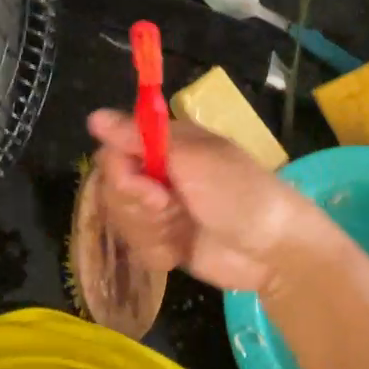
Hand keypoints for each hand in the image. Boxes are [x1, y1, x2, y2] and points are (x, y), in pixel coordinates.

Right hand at [87, 110, 324, 292]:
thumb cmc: (239, 192)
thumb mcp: (191, 158)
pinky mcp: (164, 241)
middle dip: (138, 205)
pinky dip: (156, 251)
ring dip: (149, 229)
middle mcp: (156, 172)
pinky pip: (136, 246)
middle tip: (169, 208)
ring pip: (122, 218)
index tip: (143, 185)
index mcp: (163, 143)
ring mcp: (160, 209)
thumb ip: (139, 138)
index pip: (114, 149)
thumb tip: (93, 116)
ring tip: (180, 230)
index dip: (120, 170)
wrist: (275, 253)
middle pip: (113, 186)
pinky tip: (178, 251)